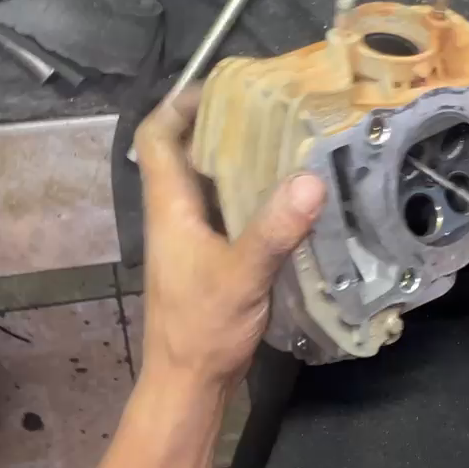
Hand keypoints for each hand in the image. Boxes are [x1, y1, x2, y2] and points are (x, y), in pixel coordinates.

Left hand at [133, 91, 326, 390]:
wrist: (190, 383)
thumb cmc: (202, 327)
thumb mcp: (241, 275)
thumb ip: (274, 229)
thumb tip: (311, 178)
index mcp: (170, 206)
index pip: (157, 136)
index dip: (180, 103)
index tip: (224, 84)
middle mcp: (177, 212)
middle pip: (187, 149)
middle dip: (221, 120)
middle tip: (270, 102)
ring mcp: (194, 234)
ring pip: (210, 177)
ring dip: (239, 153)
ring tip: (286, 134)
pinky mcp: (213, 253)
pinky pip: (230, 205)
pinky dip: (253, 188)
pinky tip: (289, 189)